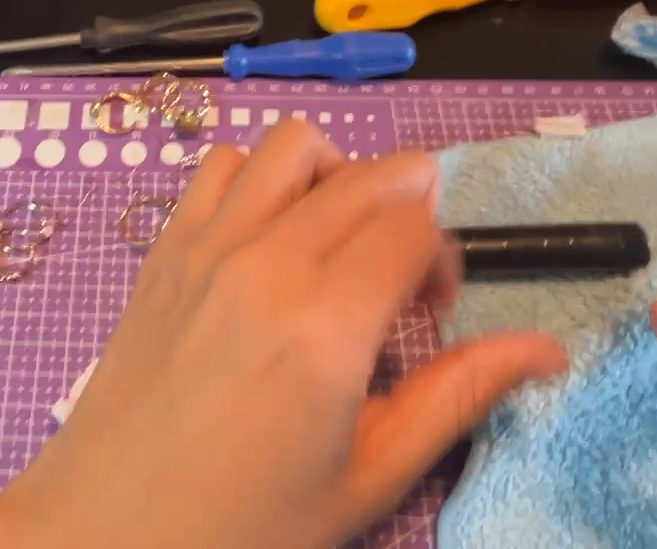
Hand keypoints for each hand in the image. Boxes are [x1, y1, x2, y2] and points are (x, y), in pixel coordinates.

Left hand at [0, 121, 566, 548]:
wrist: (109, 526)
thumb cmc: (247, 521)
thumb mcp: (369, 476)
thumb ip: (458, 397)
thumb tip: (547, 349)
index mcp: (327, 324)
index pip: (414, 226)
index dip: (442, 255)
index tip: (432, 305)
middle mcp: (268, 261)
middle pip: (366, 175)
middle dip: (408, 202)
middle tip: (397, 271)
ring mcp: (208, 242)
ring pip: (291, 145)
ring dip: (333, 172)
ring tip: (334, 234)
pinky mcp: (166, 243)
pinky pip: (220, 166)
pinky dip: (257, 176)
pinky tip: (263, 233)